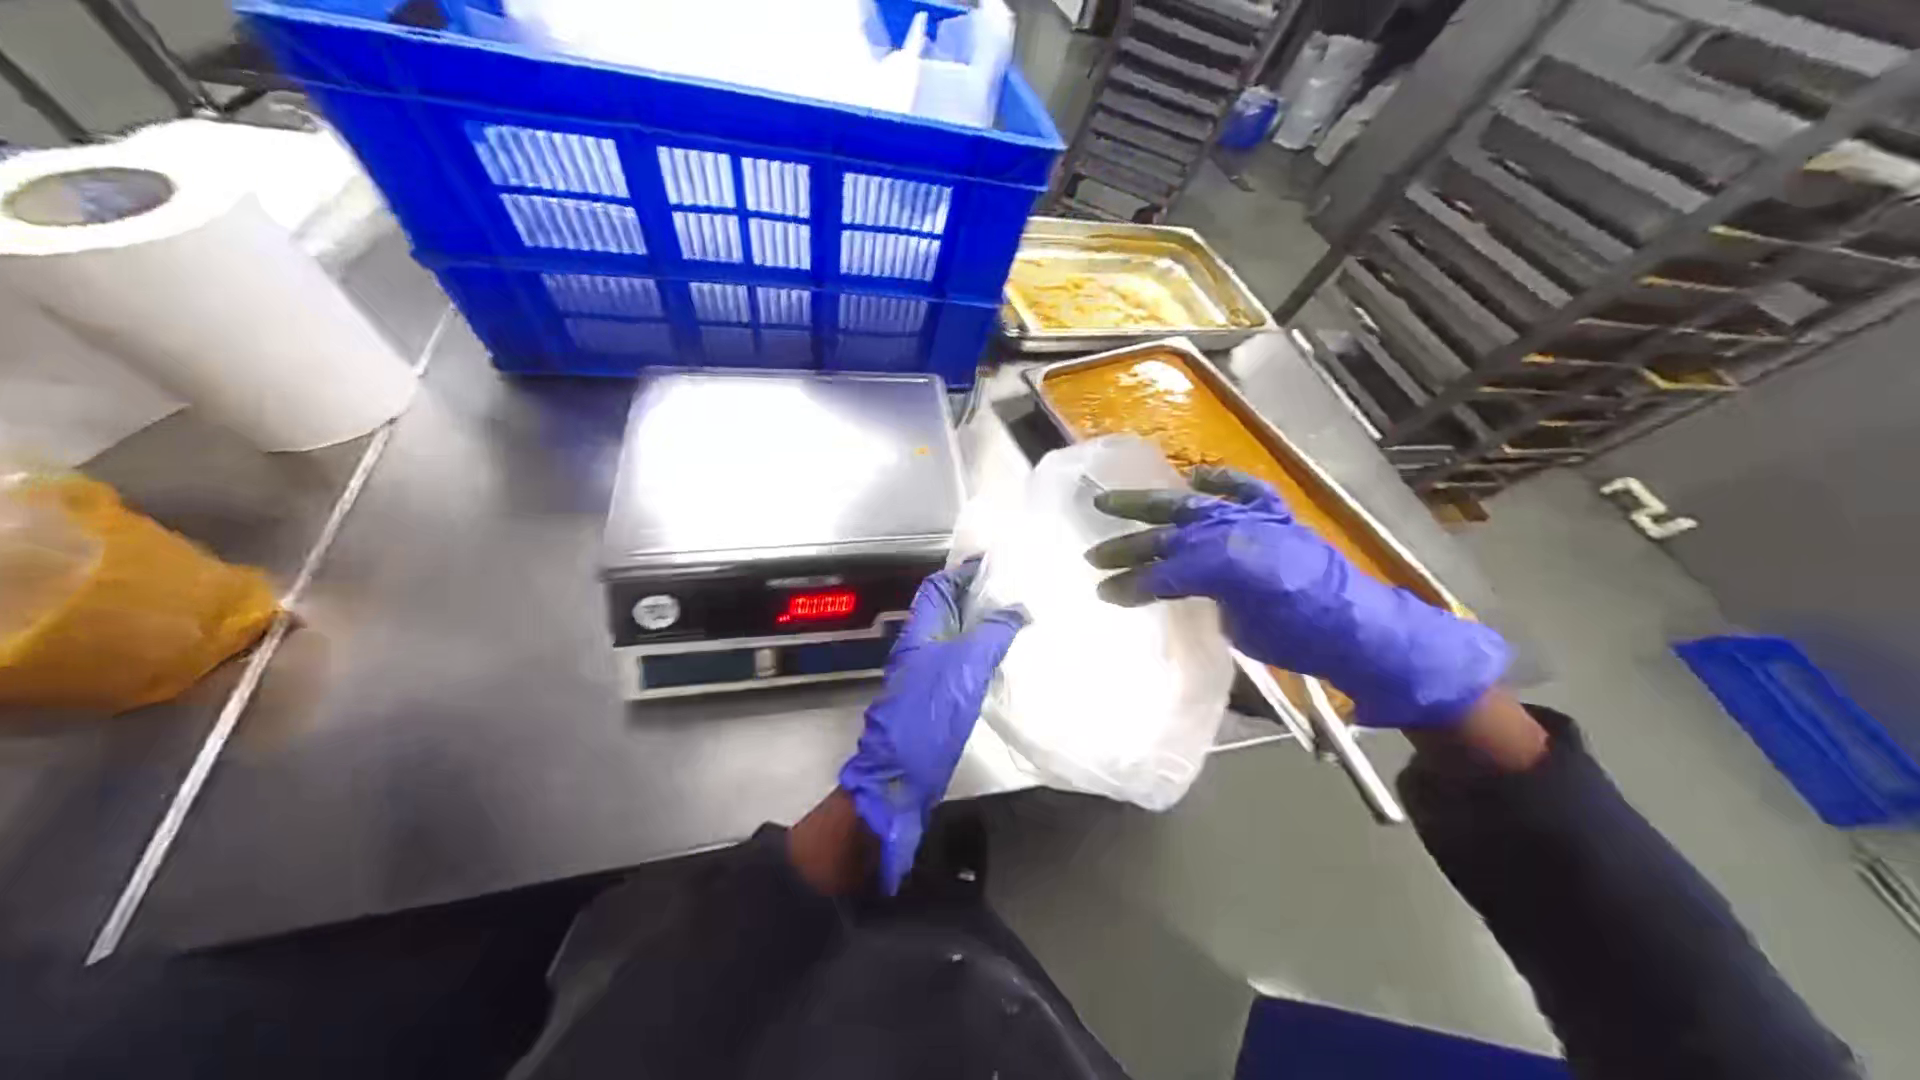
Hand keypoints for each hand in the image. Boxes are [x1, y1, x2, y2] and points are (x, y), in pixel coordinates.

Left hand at [838, 562, 1026, 893]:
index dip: (964, 571)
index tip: (997, 564)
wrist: (900, 777)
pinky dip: (983, 652)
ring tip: (1018, 616)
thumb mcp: (964, 669)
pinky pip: (962, 662)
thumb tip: (1019, 609)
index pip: (939, 586)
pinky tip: (1006, 656)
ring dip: (983, 624)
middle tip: (1017, 589)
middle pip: (949, 609)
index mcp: (920, 632)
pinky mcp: (938, 696)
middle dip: (979, 596)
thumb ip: (992, 635)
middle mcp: (921, 647)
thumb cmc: (929, 717)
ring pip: (957, 636)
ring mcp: (928, 673)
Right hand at [1085, 466, 1508, 729]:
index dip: (1134, 577)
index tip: (1103, 592)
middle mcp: (1236, 527)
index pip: (1168, 561)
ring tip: (1111, 504)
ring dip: (1150, 508)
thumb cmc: (1301, 628)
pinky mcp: (1274, 519)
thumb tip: (1145, 583)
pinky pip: (1244, 490)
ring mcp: (1255, 520)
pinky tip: (1197, 475)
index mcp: (1226, 550)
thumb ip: (1192, 587)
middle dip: (1129, 542)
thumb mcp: (1241, 615)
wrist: (1361, 629)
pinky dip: (1221, 478)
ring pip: (1191, 507)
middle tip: (1093, 554)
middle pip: (1170, 530)